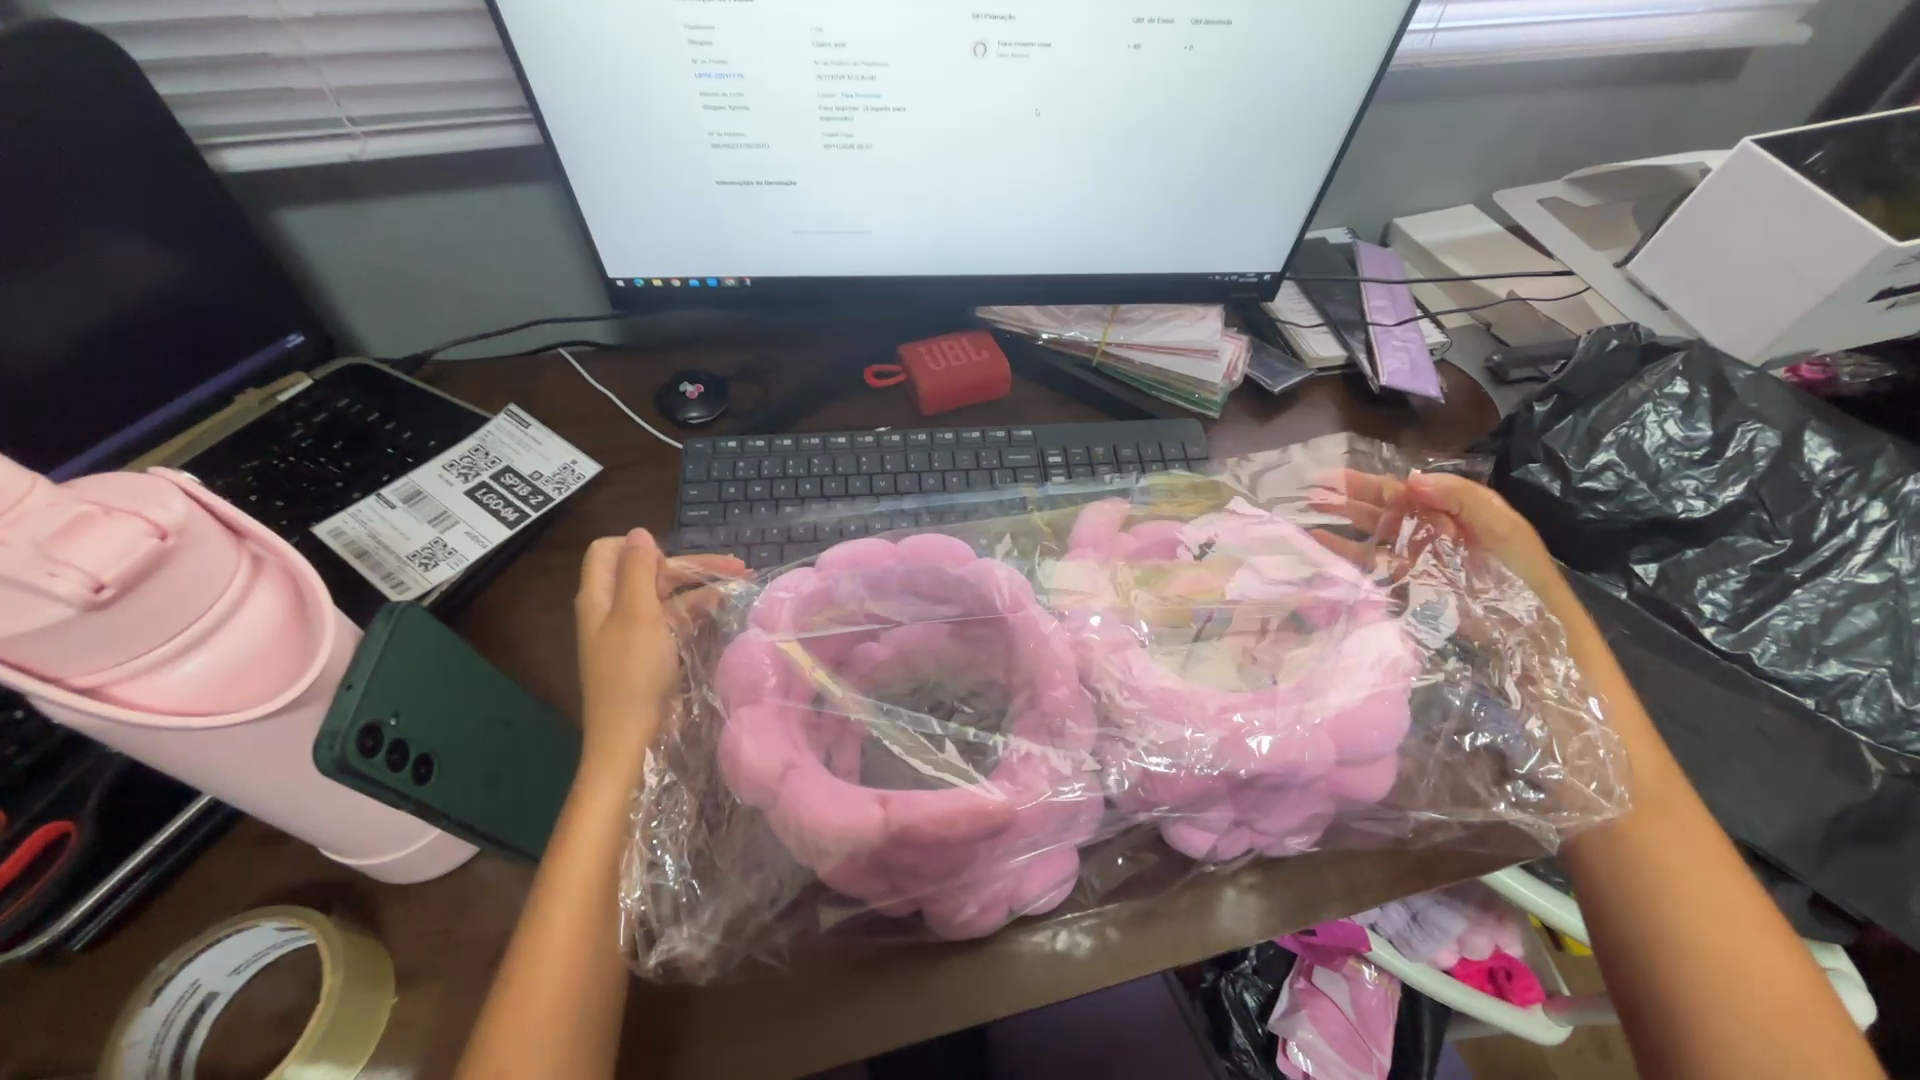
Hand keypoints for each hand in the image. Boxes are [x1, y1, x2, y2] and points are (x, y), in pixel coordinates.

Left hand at [574, 529, 744, 756]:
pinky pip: (676, 619)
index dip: (640, 547)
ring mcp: (635, 631)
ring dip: (702, 585)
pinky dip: (699, 609)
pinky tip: (725, 607)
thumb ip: (638, 571)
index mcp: (600, 597)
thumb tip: (641, 533)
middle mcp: (614, 609)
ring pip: (668, 595)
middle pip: (649, 571)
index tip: (671, 562)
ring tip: (742, 580)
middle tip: (735, 565)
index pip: (609, 550)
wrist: (631, 739)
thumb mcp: (636, 615)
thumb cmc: (632, 674)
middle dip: (689, 564)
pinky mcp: (654, 651)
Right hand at [1308, 470, 1564, 597]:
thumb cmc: (1522, 571)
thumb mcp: (1502, 526)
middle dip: (1350, 497)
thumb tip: (1409, 479)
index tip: (1336, 476)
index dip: (1371, 482)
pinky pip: (1374, 562)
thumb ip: (1460, 498)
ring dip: (1344, 520)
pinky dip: (1348, 552)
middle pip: (1385, 507)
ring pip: (1375, 531)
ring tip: (1310, 512)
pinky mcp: (1410, 581)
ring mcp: (1419, 554)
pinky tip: (1324, 544)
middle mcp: (1432, 526)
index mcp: (1453, 507)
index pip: (1406, 489)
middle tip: (1313, 490)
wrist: (1535, 624)